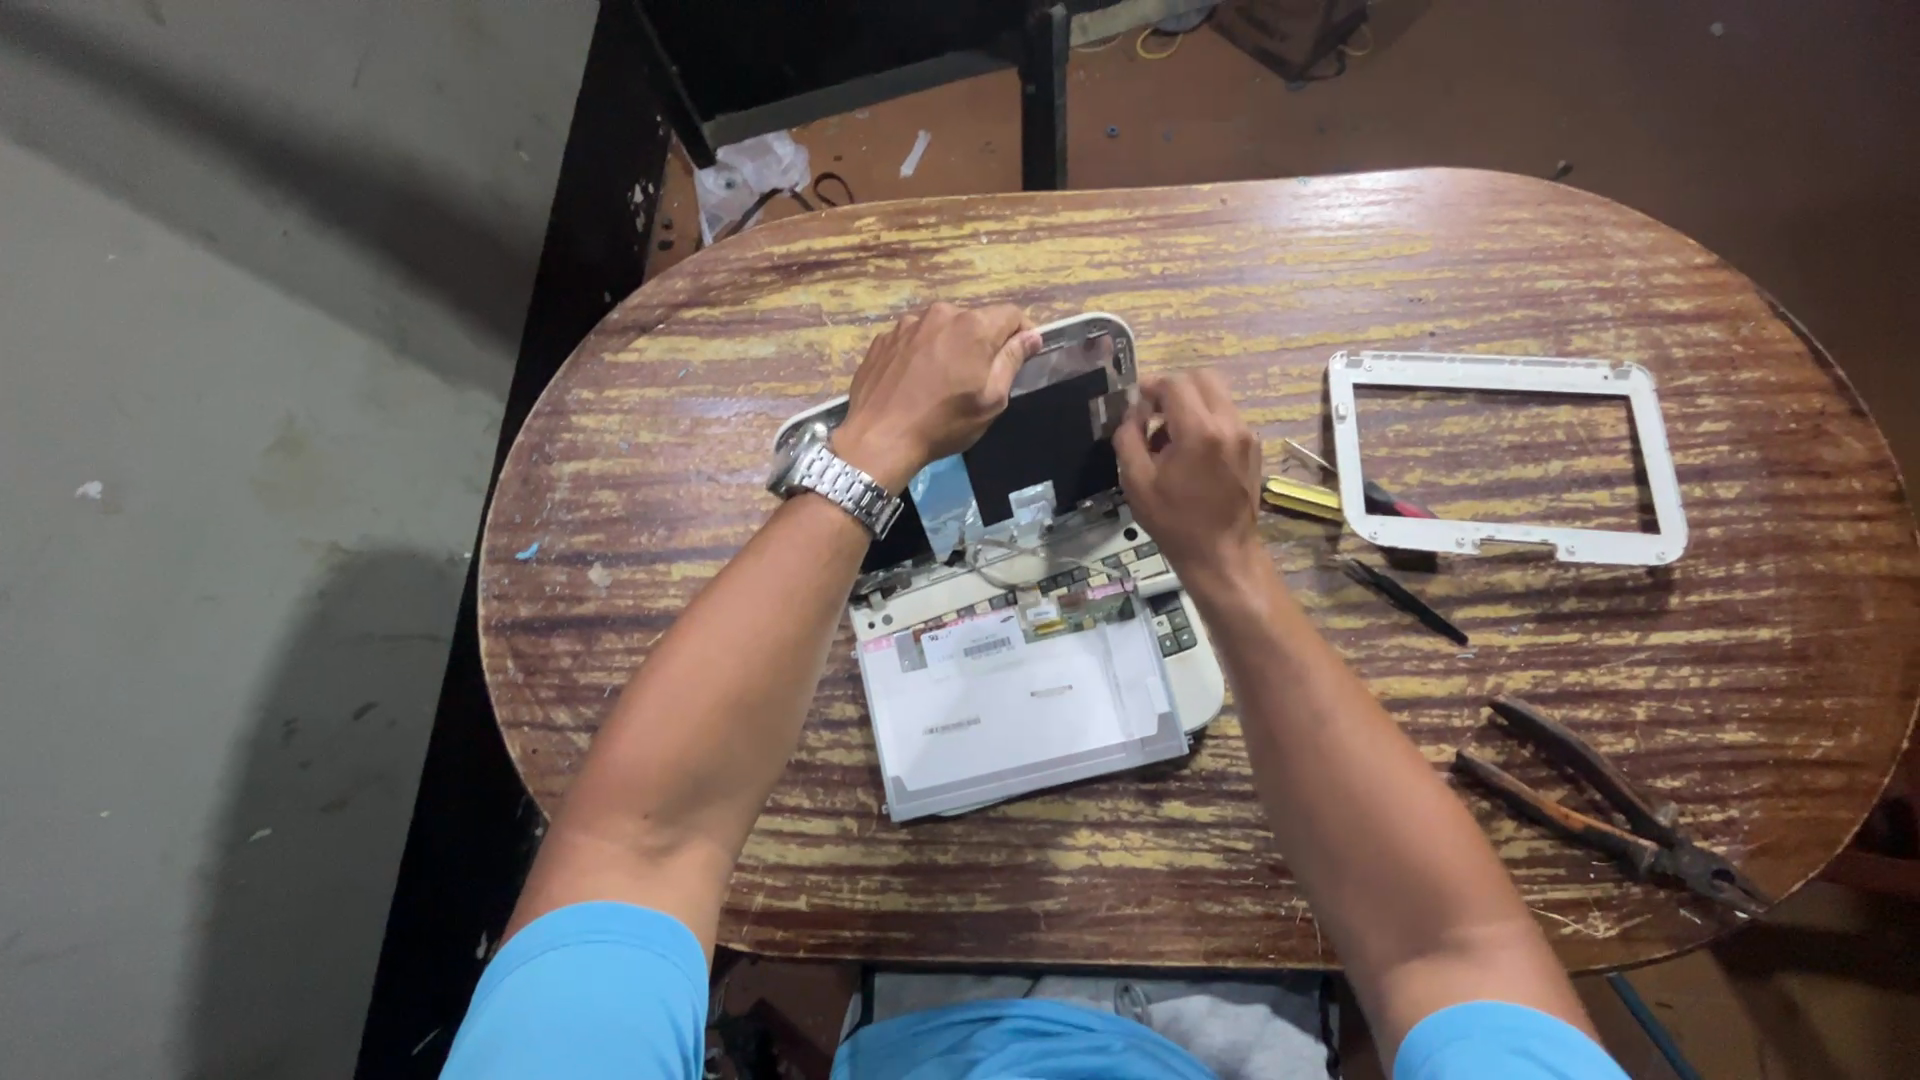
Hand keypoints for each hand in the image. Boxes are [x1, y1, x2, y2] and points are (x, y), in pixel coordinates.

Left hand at [833, 302, 1041, 492]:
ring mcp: (907, 324)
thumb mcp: (991, 399)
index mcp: (973, 326)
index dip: (1021, 335)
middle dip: (981, 343)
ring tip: (940, 382)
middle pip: (974, 320)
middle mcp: (941, 314)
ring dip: (948, 347)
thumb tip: (1031, 336)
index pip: (1011, 314)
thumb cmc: (943, 423)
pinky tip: (914, 382)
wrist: (879, 437)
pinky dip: (920, 354)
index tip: (1019, 358)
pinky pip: (913, 339)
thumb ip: (1012, 361)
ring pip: (941, 329)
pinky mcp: (883, 339)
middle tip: (975, 379)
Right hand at [1114, 371, 1266, 587]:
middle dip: (1173, 390)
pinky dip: (1206, 420)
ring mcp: (1246, 434)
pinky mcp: (1253, 446)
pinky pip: (1226, 416)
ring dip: (1190, 405)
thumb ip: (1128, 438)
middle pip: (1201, 378)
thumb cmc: (1174, 521)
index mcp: (1200, 431)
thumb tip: (1133, 414)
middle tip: (1154, 415)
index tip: (1137, 407)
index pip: (1174, 384)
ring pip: (1216, 395)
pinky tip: (1191, 452)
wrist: (1221, 552)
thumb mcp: (1136, 482)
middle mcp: (1229, 424)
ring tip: (1170, 438)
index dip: (1150, 388)